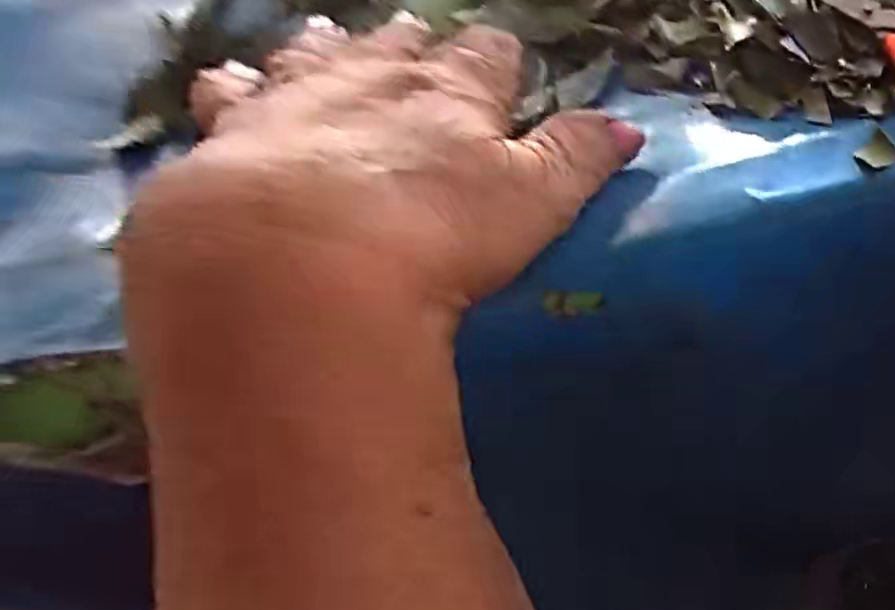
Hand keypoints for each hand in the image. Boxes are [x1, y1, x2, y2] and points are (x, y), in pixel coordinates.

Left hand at [119, 14, 642, 325]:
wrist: (312, 254)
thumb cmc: (448, 226)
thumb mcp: (539, 196)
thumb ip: (579, 158)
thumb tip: (627, 127)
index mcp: (453, 96)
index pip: (485, 61)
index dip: (500, 56)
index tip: (509, 50)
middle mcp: (374, 81)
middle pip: (399, 49)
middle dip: (416, 43)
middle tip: (420, 36)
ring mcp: (298, 99)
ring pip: (315, 56)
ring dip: (330, 49)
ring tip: (332, 40)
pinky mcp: (237, 133)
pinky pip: (234, 93)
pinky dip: (240, 84)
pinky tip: (241, 84)